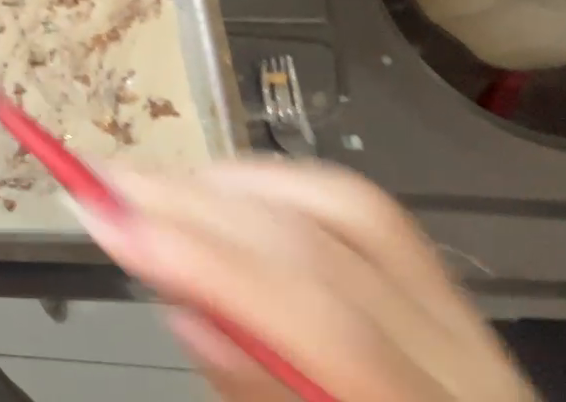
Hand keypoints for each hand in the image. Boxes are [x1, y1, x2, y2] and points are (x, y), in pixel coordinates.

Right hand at [87, 159, 537, 401]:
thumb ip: (253, 391)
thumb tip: (186, 312)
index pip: (322, 325)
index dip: (202, 259)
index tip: (108, 222)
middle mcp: (466, 361)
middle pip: (322, 246)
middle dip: (192, 203)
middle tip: (99, 183)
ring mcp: (462, 317)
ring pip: (344, 206)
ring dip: (226, 184)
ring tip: (148, 188)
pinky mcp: (441, 289)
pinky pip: (357, 206)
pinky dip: (270, 183)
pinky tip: (217, 192)